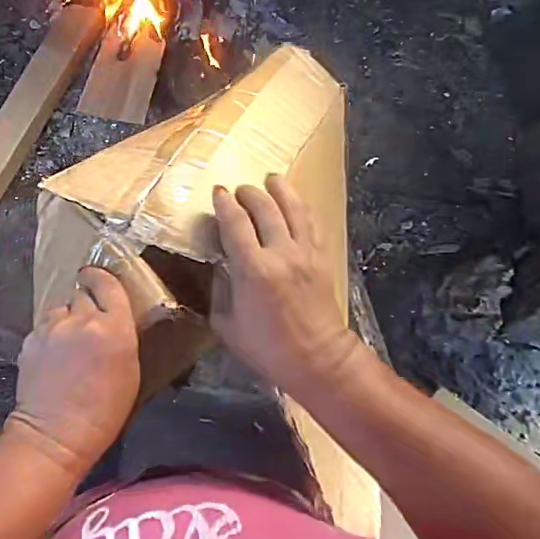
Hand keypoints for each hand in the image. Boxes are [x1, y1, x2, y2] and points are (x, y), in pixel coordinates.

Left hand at [8, 267, 140, 474]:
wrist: (56, 433)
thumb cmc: (103, 413)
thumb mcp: (129, 371)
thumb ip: (120, 336)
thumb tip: (111, 319)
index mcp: (113, 327)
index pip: (108, 284)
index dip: (101, 278)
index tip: (98, 278)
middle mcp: (82, 319)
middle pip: (83, 295)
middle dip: (86, 305)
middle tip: (88, 327)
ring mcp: (51, 327)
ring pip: (60, 308)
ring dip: (65, 318)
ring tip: (67, 343)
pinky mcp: (30, 339)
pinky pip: (43, 326)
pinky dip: (49, 334)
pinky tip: (52, 357)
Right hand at [210, 175, 361, 390]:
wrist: (317, 359)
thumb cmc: (265, 347)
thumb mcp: (226, 322)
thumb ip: (220, 288)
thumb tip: (221, 266)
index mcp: (252, 269)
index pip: (235, 223)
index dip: (224, 204)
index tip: (217, 192)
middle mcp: (280, 254)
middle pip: (265, 209)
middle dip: (249, 194)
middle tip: (238, 189)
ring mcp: (305, 254)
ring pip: (293, 209)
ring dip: (280, 191)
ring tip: (270, 180)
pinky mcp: (322, 258)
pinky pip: (311, 224)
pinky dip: (301, 208)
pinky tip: (294, 202)